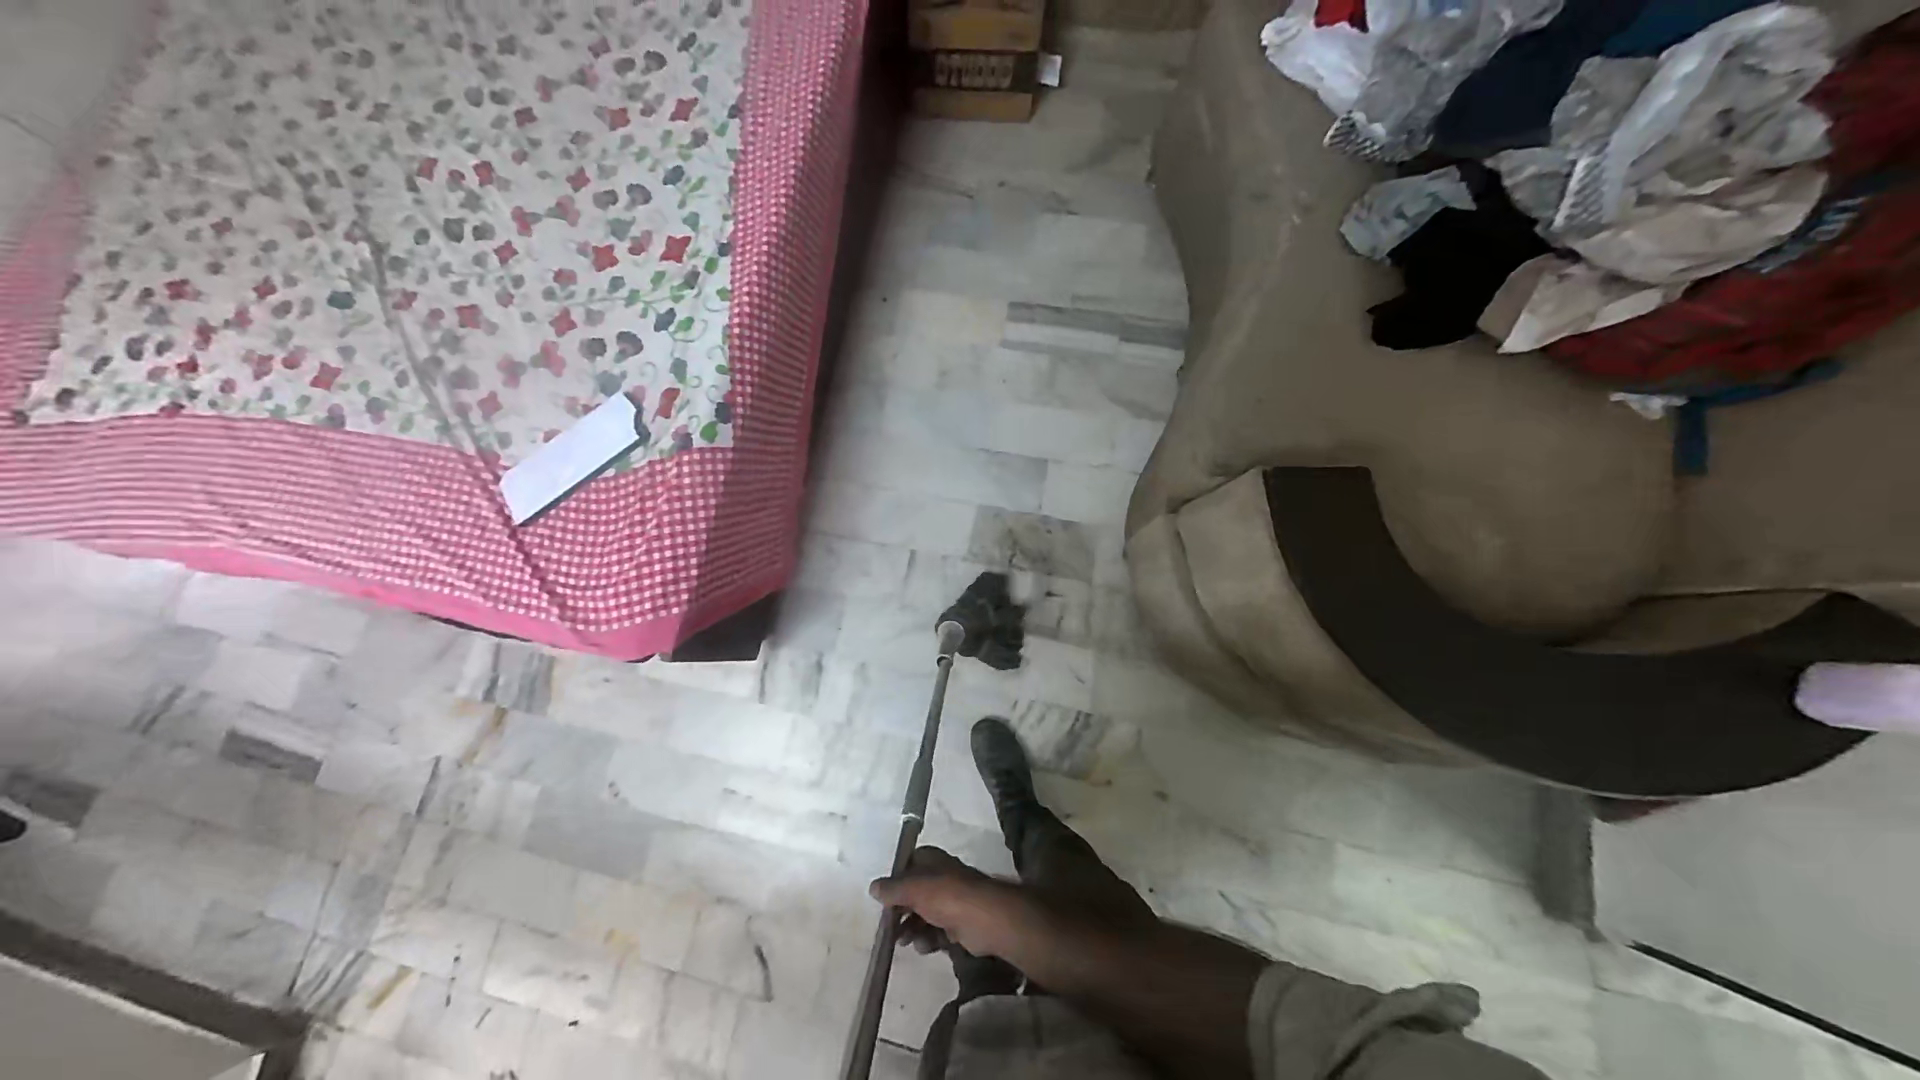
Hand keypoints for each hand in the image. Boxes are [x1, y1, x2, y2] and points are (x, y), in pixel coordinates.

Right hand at [870, 847, 1033, 960]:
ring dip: (912, 929)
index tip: (883, 900)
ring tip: (904, 941)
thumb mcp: (913, 888)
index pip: (908, 866)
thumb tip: (873, 887)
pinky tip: (924, 947)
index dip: (895, 882)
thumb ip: (892, 889)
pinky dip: (928, 939)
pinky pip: (936, 931)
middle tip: (888, 929)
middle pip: (914, 893)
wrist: (984, 919)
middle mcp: (940, 877)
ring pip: (924, 914)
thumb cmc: (946, 896)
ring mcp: (950, 901)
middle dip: (900, 911)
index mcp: (931, 860)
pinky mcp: (958, 923)